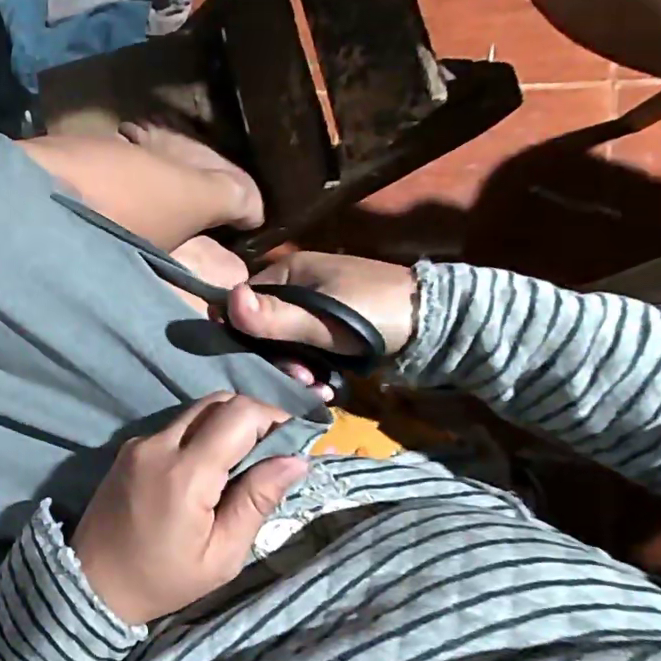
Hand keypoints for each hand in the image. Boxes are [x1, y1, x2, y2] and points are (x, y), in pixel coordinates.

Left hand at [72, 394, 309, 625]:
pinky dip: (203, 433)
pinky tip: (210, 465)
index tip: (295, 442)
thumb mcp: (221, 555)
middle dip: (255, 417)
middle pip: (221, 401)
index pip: (241, 414)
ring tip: (245, 458)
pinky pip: (177, 425)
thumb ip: (257, 501)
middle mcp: (160, 445)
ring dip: (229, 423)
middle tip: (273, 450)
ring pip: (198, 410)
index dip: (275, 419)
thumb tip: (296, 460)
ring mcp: (141, 442)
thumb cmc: (162, 580)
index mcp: (186, 473)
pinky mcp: (130, 447)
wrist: (90, 585)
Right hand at [226, 252, 418, 398]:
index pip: (243, 303)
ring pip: (285, 346)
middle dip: (276, 359)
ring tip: (316, 386)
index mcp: (289, 272)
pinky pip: (307, 352)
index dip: (242, 335)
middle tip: (300, 378)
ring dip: (295, 370)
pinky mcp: (331, 332)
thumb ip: (277, 317)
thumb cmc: (376, 312)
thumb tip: (225, 302)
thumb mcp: (324, 318)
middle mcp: (297, 289)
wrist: (434, 322)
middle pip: (264, 330)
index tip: (257, 362)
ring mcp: (315, 311)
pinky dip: (312, 371)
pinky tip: (325, 388)